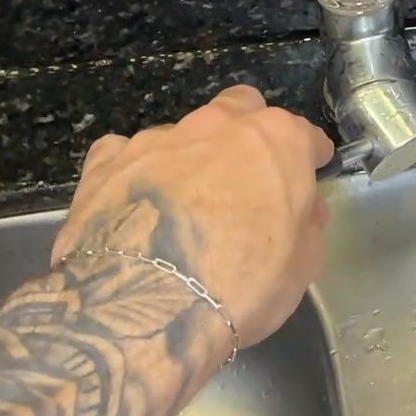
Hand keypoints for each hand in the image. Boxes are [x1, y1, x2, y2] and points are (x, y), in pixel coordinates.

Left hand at [50, 85, 333, 346]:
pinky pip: (123, 152)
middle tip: (245, 174)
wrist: (141, 309)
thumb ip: (306, 223)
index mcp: (281, 139)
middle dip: (248, 131)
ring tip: (182, 201)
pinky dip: (133, 170)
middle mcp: (223, 125)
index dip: (309, 159)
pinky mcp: (105, 164)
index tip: (308, 178)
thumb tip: (303, 210)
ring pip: (185, 131)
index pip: (308, 137)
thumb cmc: (243, 281)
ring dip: (191, 156)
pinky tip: (133, 201)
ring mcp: (161, 138)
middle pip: (243, 106)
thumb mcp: (304, 260)